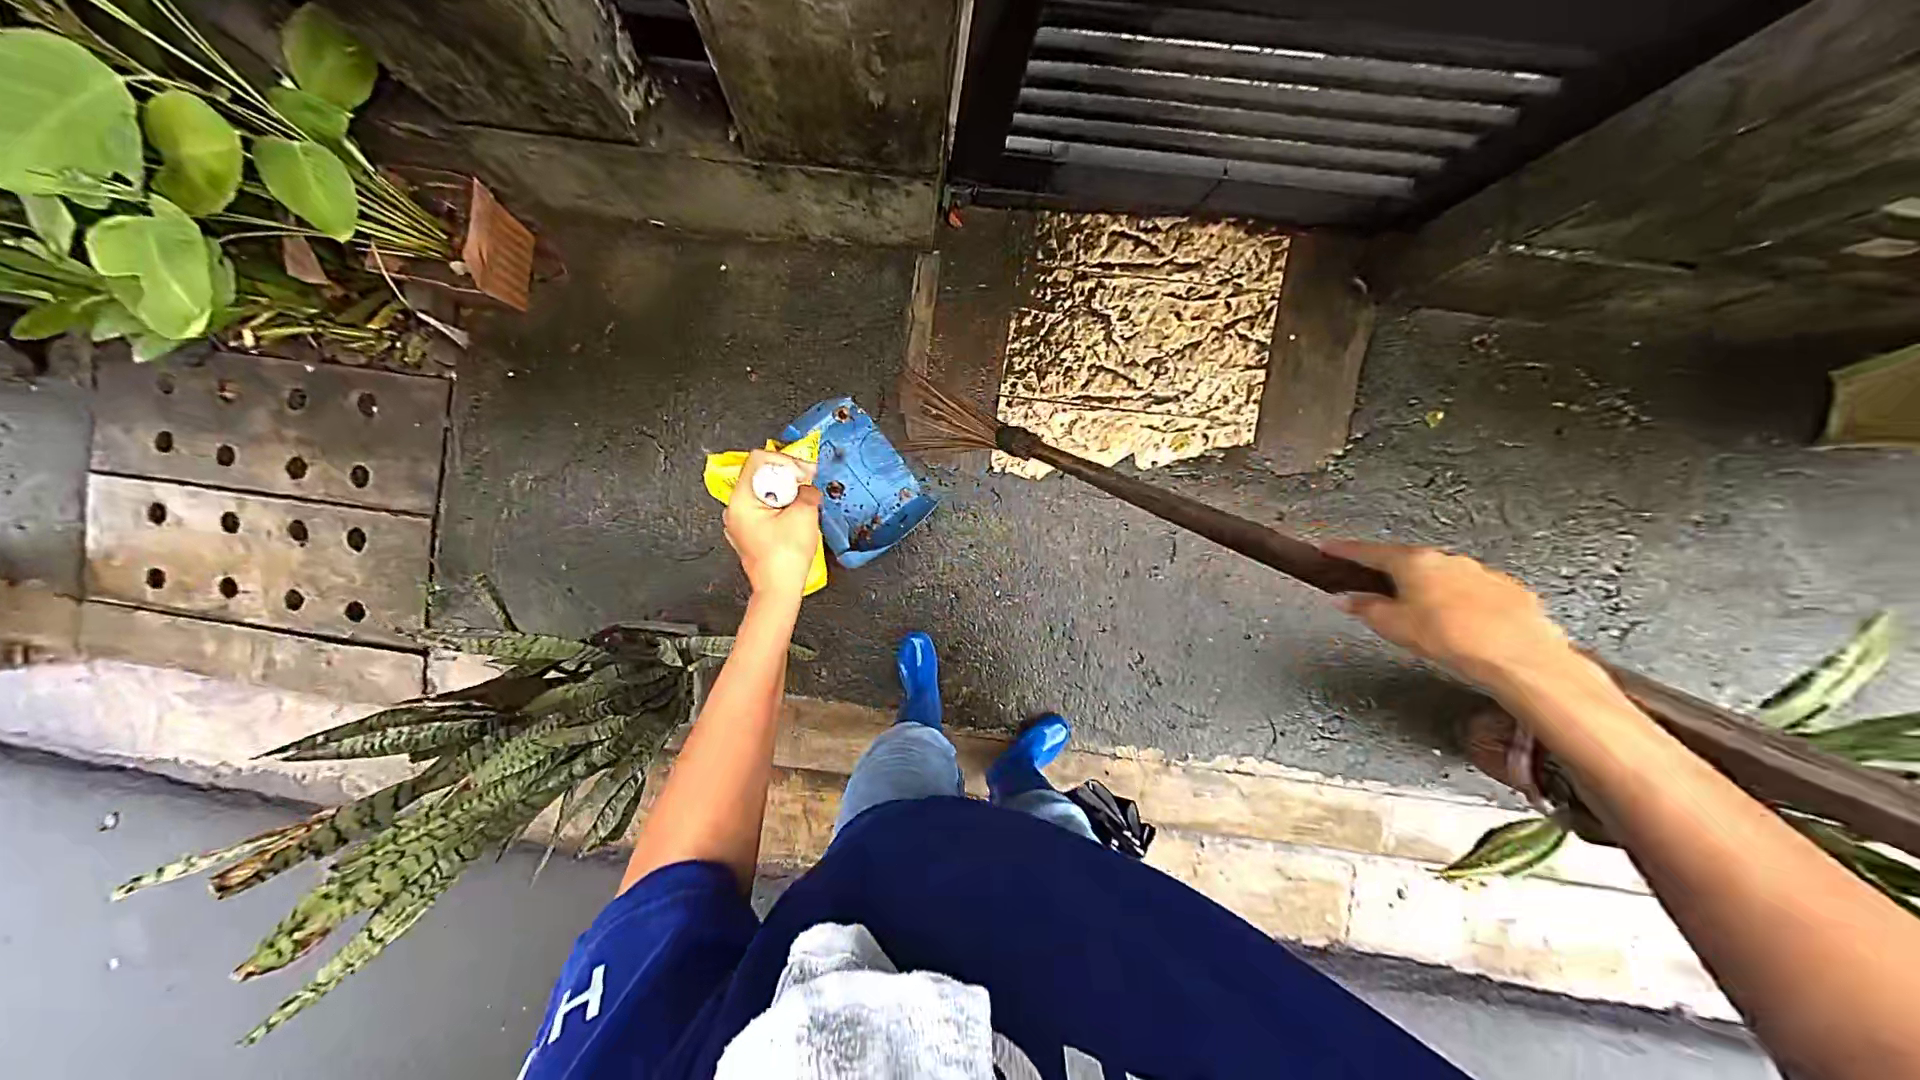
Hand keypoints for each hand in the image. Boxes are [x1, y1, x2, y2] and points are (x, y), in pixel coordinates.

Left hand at [724, 450, 821, 600]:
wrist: (779, 589)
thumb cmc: (784, 559)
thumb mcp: (804, 514)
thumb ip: (807, 491)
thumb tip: (809, 486)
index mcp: (740, 501)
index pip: (759, 460)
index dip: (785, 461)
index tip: (803, 472)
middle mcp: (735, 510)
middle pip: (761, 475)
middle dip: (787, 477)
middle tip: (806, 485)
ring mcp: (741, 523)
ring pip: (764, 493)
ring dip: (787, 493)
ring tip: (803, 504)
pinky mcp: (751, 533)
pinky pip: (765, 509)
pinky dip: (782, 507)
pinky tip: (796, 518)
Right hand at [1322, 540, 1582, 692]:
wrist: (1518, 658)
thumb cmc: (1457, 639)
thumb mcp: (1391, 625)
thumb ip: (1365, 608)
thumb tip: (1349, 600)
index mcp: (1414, 562)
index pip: (1368, 551)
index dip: (1345, 551)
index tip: (1331, 548)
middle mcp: (1448, 560)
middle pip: (1407, 562)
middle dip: (1390, 575)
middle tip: (1377, 593)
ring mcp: (1480, 573)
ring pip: (1442, 577)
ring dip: (1427, 592)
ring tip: (1422, 620)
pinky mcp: (1507, 592)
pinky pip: (1472, 592)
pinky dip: (1459, 604)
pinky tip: (1457, 626)